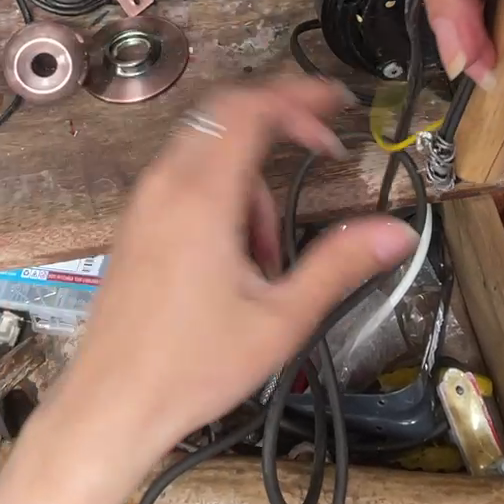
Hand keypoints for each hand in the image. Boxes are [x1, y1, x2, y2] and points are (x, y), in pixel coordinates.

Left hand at [0, 77, 415, 503]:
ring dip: (253, 173)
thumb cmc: (190, 367)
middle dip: (280, 117)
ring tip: (271, 247)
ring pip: (210, 146)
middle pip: (228, 112)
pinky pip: (188, 174)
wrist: (108, 407)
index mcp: (202, 196)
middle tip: (321, 140)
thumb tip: (395, 232)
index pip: (253, 108)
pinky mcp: (139, 219)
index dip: (300, 96)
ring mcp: (147, 199)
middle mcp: (168, 183)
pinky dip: (225, 189)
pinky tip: (239, 252)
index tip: (337, 103)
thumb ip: (340, 265)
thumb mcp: (280, 319)